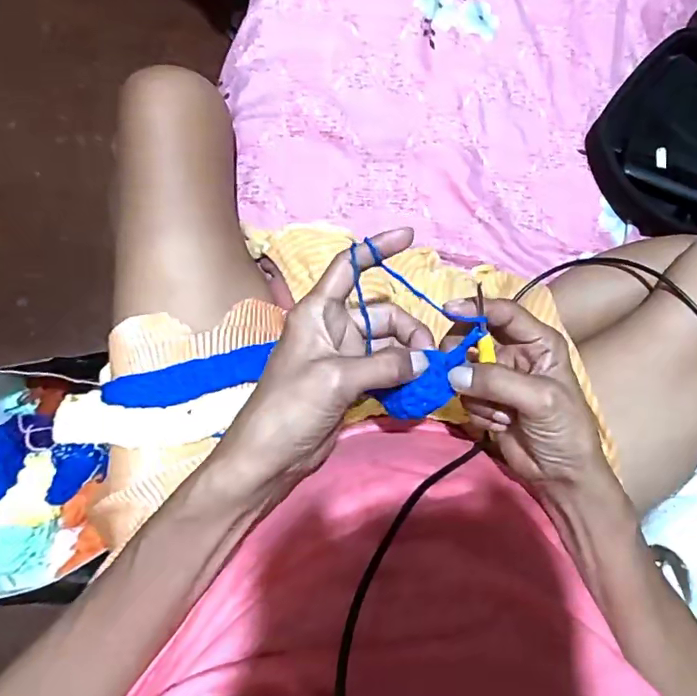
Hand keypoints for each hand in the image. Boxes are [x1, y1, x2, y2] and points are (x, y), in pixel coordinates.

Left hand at [213, 228, 433, 494]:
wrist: (268, 459)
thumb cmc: (289, 407)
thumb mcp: (336, 379)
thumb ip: (384, 365)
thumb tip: (424, 360)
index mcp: (318, 312)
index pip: (349, 266)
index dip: (378, 248)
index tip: (410, 236)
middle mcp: (332, 328)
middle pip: (382, 313)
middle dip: (409, 329)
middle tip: (428, 357)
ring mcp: (343, 357)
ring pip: (388, 344)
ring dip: (409, 357)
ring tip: (425, 377)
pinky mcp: (351, 384)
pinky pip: (386, 370)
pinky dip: (402, 377)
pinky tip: (416, 390)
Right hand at [445, 298, 611, 495]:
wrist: (562, 475)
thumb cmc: (565, 429)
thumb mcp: (540, 399)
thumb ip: (498, 381)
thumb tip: (454, 373)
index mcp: (539, 342)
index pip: (504, 313)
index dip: (476, 308)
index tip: (447, 310)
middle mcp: (518, 354)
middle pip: (476, 337)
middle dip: (464, 354)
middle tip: (453, 369)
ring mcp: (500, 378)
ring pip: (465, 370)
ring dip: (477, 394)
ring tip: (502, 414)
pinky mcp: (487, 402)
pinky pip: (466, 396)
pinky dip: (478, 411)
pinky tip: (500, 425)